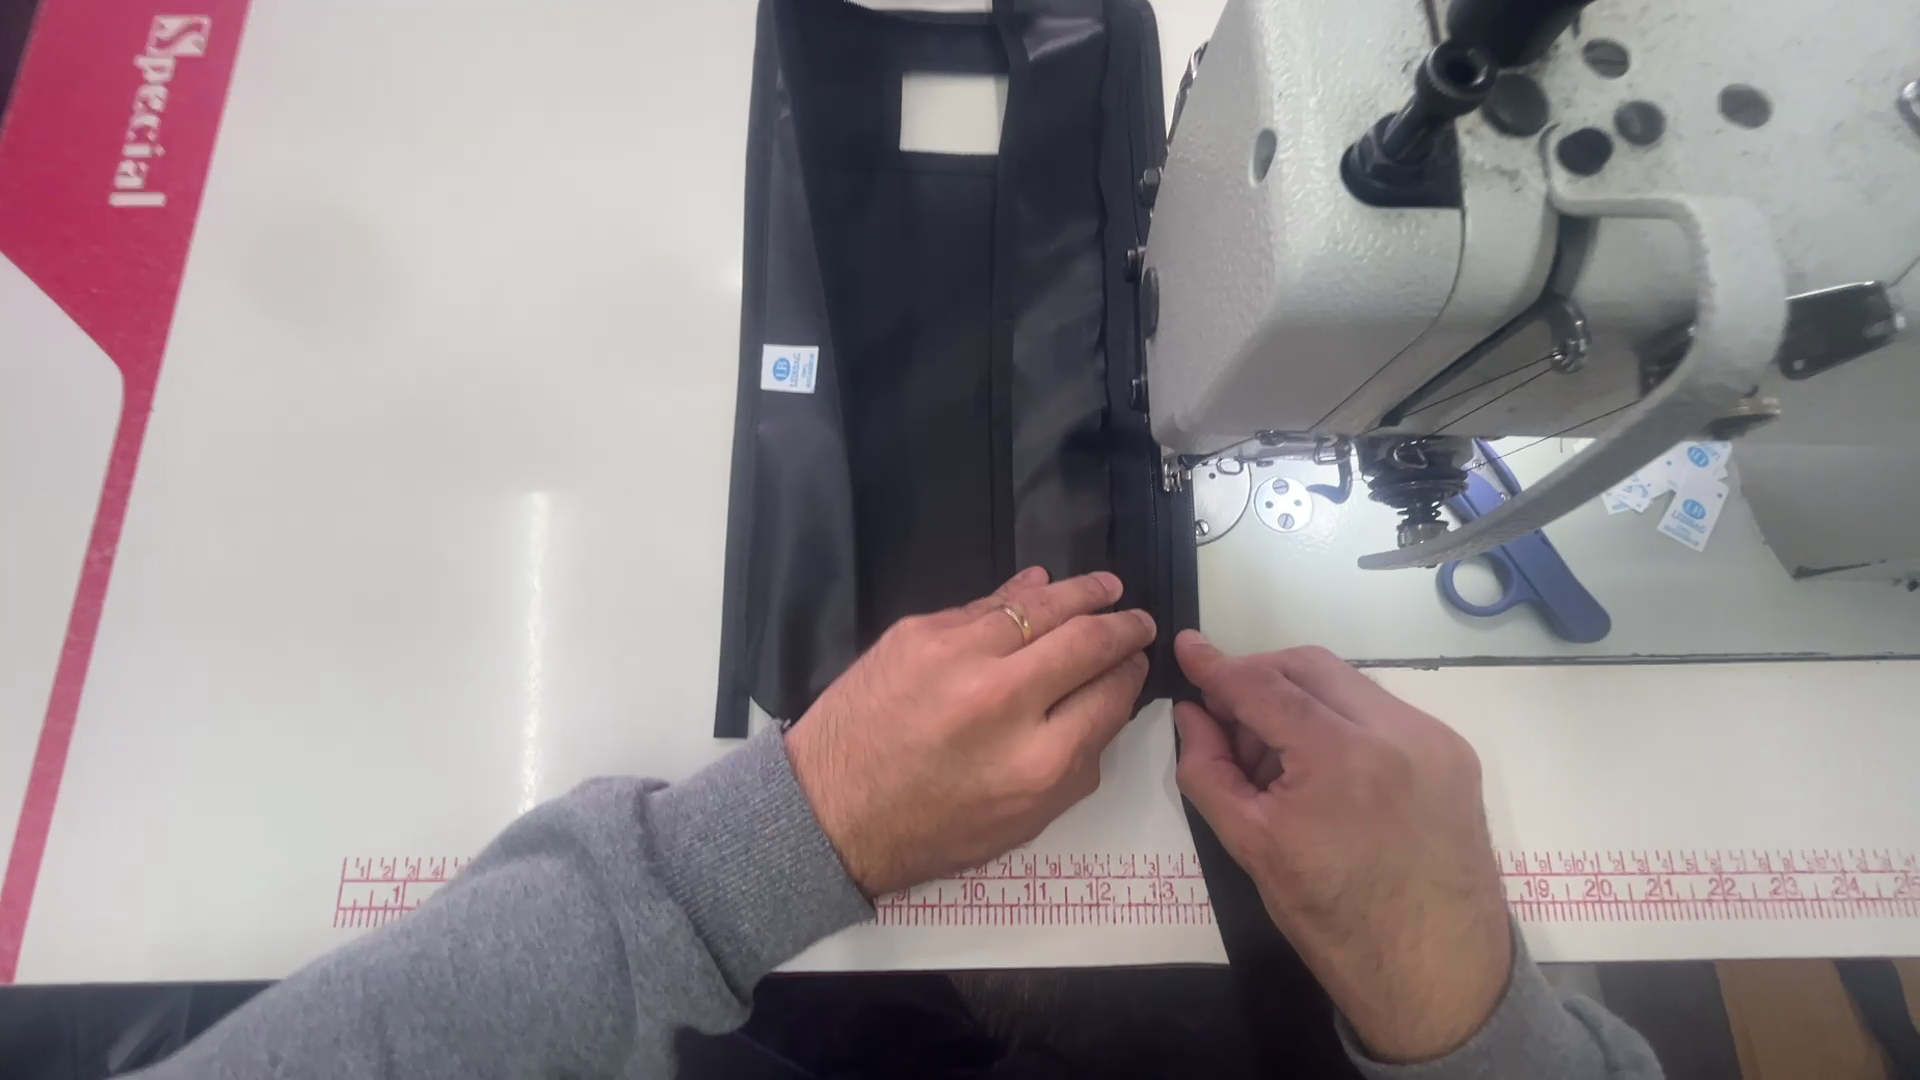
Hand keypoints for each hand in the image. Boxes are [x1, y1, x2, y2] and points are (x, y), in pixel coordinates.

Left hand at [786, 568, 1155, 896]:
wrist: (831, 808)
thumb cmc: (932, 828)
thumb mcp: (1025, 820)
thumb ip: (1080, 760)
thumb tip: (1110, 696)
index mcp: (1037, 761)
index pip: (1110, 694)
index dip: (1131, 672)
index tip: (1135, 661)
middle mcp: (1002, 699)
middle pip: (1085, 641)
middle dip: (1122, 626)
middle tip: (1137, 619)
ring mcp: (957, 655)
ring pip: (1039, 606)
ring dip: (1081, 592)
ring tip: (1105, 587)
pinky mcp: (918, 631)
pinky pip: (985, 603)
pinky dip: (1020, 594)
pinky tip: (1041, 586)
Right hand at [1172, 631, 1509, 1063]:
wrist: (1439, 979)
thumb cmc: (1332, 918)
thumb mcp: (1247, 843)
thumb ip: (1206, 766)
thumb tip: (1191, 712)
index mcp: (1343, 759)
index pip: (1263, 687)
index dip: (1216, 665)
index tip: (1186, 646)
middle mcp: (1398, 732)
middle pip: (1306, 665)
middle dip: (1257, 677)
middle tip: (1227, 718)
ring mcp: (1434, 739)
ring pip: (1343, 681)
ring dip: (1295, 698)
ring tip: (1277, 757)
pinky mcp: (1454, 753)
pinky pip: (1375, 708)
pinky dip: (1334, 719)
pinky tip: (1321, 767)